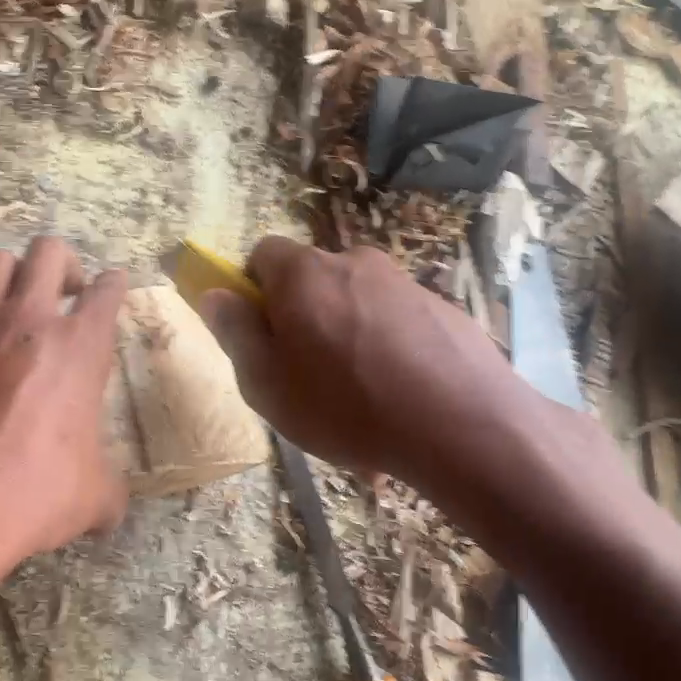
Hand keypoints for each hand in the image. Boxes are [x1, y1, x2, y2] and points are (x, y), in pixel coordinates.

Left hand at [0, 237, 128, 570]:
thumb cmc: (35, 496)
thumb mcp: (96, 496)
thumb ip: (110, 485)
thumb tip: (111, 502)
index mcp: (81, 348)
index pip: (108, 291)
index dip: (114, 286)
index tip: (110, 290)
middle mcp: (29, 321)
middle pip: (48, 252)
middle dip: (62, 265)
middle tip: (62, 295)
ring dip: (8, 274)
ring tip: (10, 302)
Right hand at [197, 237, 534, 490]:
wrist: (465, 426)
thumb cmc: (345, 405)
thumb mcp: (265, 383)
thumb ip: (235, 332)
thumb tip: (215, 295)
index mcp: (304, 274)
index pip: (263, 254)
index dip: (253, 290)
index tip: (259, 333)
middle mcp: (354, 264)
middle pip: (312, 279)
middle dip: (301, 316)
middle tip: (303, 375)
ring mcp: (405, 284)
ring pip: (356, 303)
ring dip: (345, 337)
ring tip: (355, 399)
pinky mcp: (443, 311)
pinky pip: (395, 325)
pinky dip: (387, 352)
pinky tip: (396, 402)